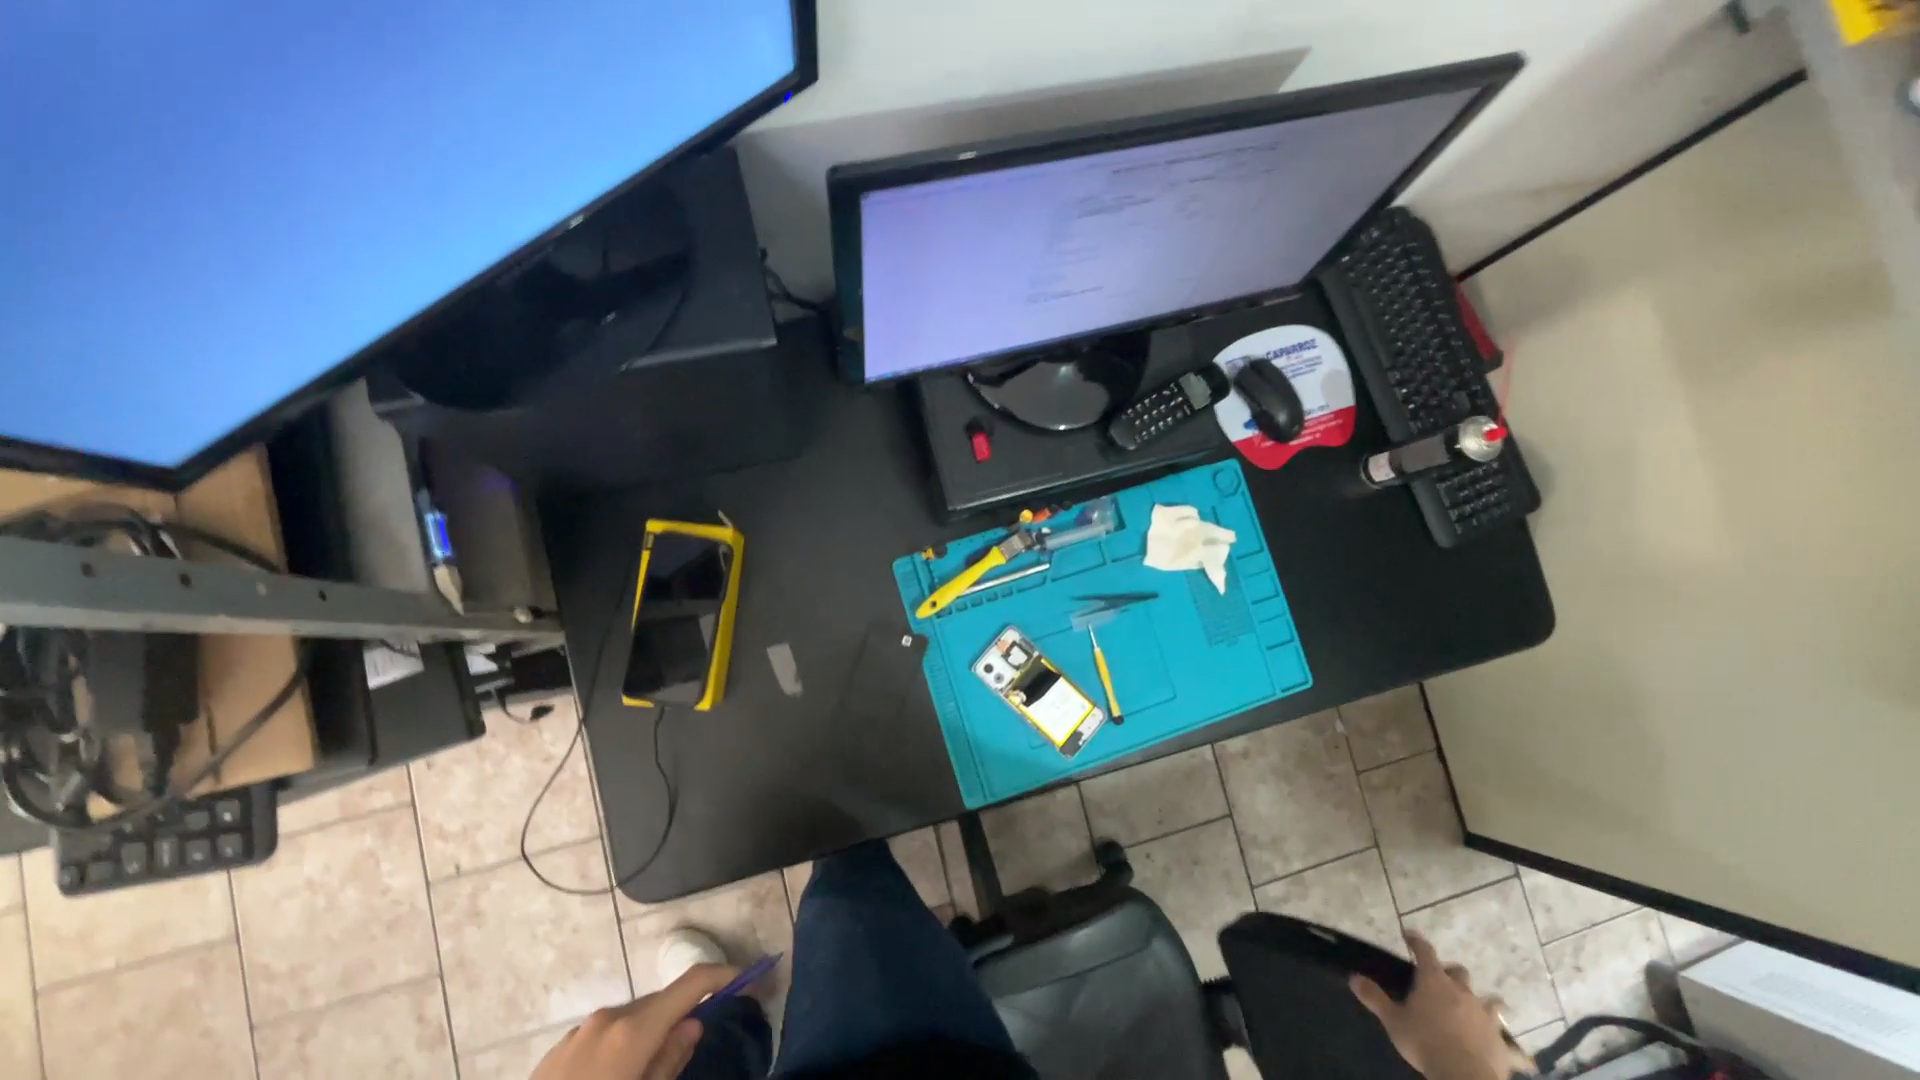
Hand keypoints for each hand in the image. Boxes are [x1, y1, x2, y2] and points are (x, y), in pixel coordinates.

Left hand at [533, 964, 737, 1079]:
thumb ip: (670, 1061)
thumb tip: (691, 1025)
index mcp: (634, 1030)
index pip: (691, 983)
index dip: (723, 976)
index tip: (748, 980)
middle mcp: (608, 1018)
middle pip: (660, 1002)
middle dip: (683, 1012)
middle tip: (697, 1042)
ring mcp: (579, 1032)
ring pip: (631, 1018)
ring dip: (650, 1032)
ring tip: (651, 1070)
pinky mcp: (557, 1051)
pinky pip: (603, 1035)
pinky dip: (621, 1045)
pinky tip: (614, 1079)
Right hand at [1349, 932, 1534, 1079]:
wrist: (1464, 1076)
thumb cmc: (1424, 1042)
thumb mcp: (1392, 1020)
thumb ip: (1374, 998)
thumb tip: (1353, 977)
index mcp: (1435, 983)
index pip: (1425, 952)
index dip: (1417, 942)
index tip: (1410, 934)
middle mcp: (1464, 993)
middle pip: (1460, 973)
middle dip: (1452, 973)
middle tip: (1444, 980)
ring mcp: (1487, 1018)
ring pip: (1493, 1003)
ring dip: (1487, 1004)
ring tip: (1483, 1008)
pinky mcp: (1503, 1046)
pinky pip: (1514, 1049)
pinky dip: (1515, 1052)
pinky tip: (1523, 1059)